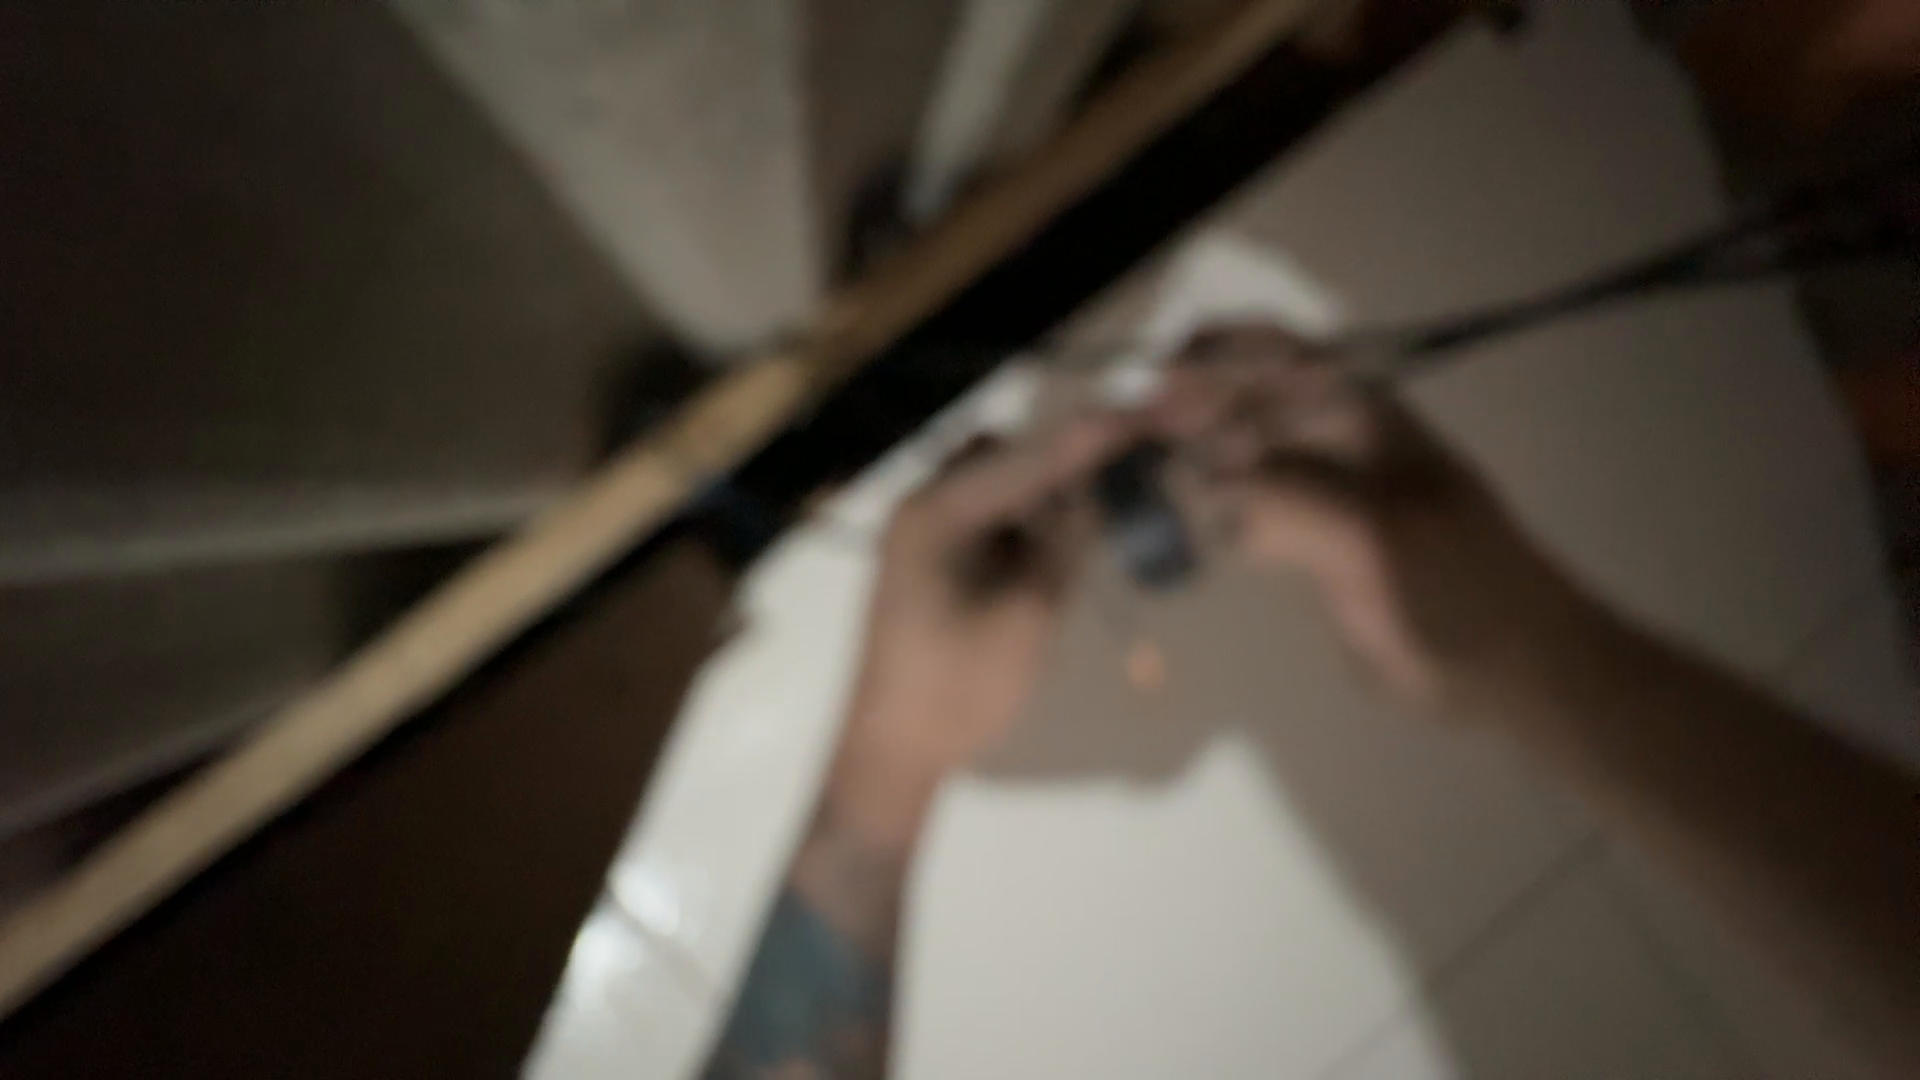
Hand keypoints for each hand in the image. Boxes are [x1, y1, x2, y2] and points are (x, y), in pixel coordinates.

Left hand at [826, 413, 1140, 846]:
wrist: (891, 749)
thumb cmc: (959, 689)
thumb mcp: (1028, 615)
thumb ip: (1062, 545)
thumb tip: (1089, 494)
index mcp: (937, 512)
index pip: (1028, 458)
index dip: (1089, 436)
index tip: (1141, 413)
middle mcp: (920, 506)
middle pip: (1001, 456)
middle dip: (1056, 464)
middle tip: (1110, 484)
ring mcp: (915, 532)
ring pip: (989, 485)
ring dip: (1036, 495)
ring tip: (1080, 523)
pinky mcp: (921, 559)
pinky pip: (977, 518)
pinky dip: (1014, 523)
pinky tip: (1045, 550)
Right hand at [1151, 323, 1618, 720]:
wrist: (1508, 671)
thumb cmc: (1457, 598)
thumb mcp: (1376, 540)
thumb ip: (1292, 500)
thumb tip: (1203, 479)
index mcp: (1364, 416)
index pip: (1281, 355)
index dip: (1217, 351)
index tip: (1154, 374)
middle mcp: (1336, 439)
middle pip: (1248, 400)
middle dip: (1189, 407)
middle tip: (1127, 435)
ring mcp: (1322, 489)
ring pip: (1241, 453)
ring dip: (1194, 455)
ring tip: (1146, 475)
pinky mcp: (1308, 536)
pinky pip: (1247, 506)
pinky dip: (1214, 506)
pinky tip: (1188, 520)